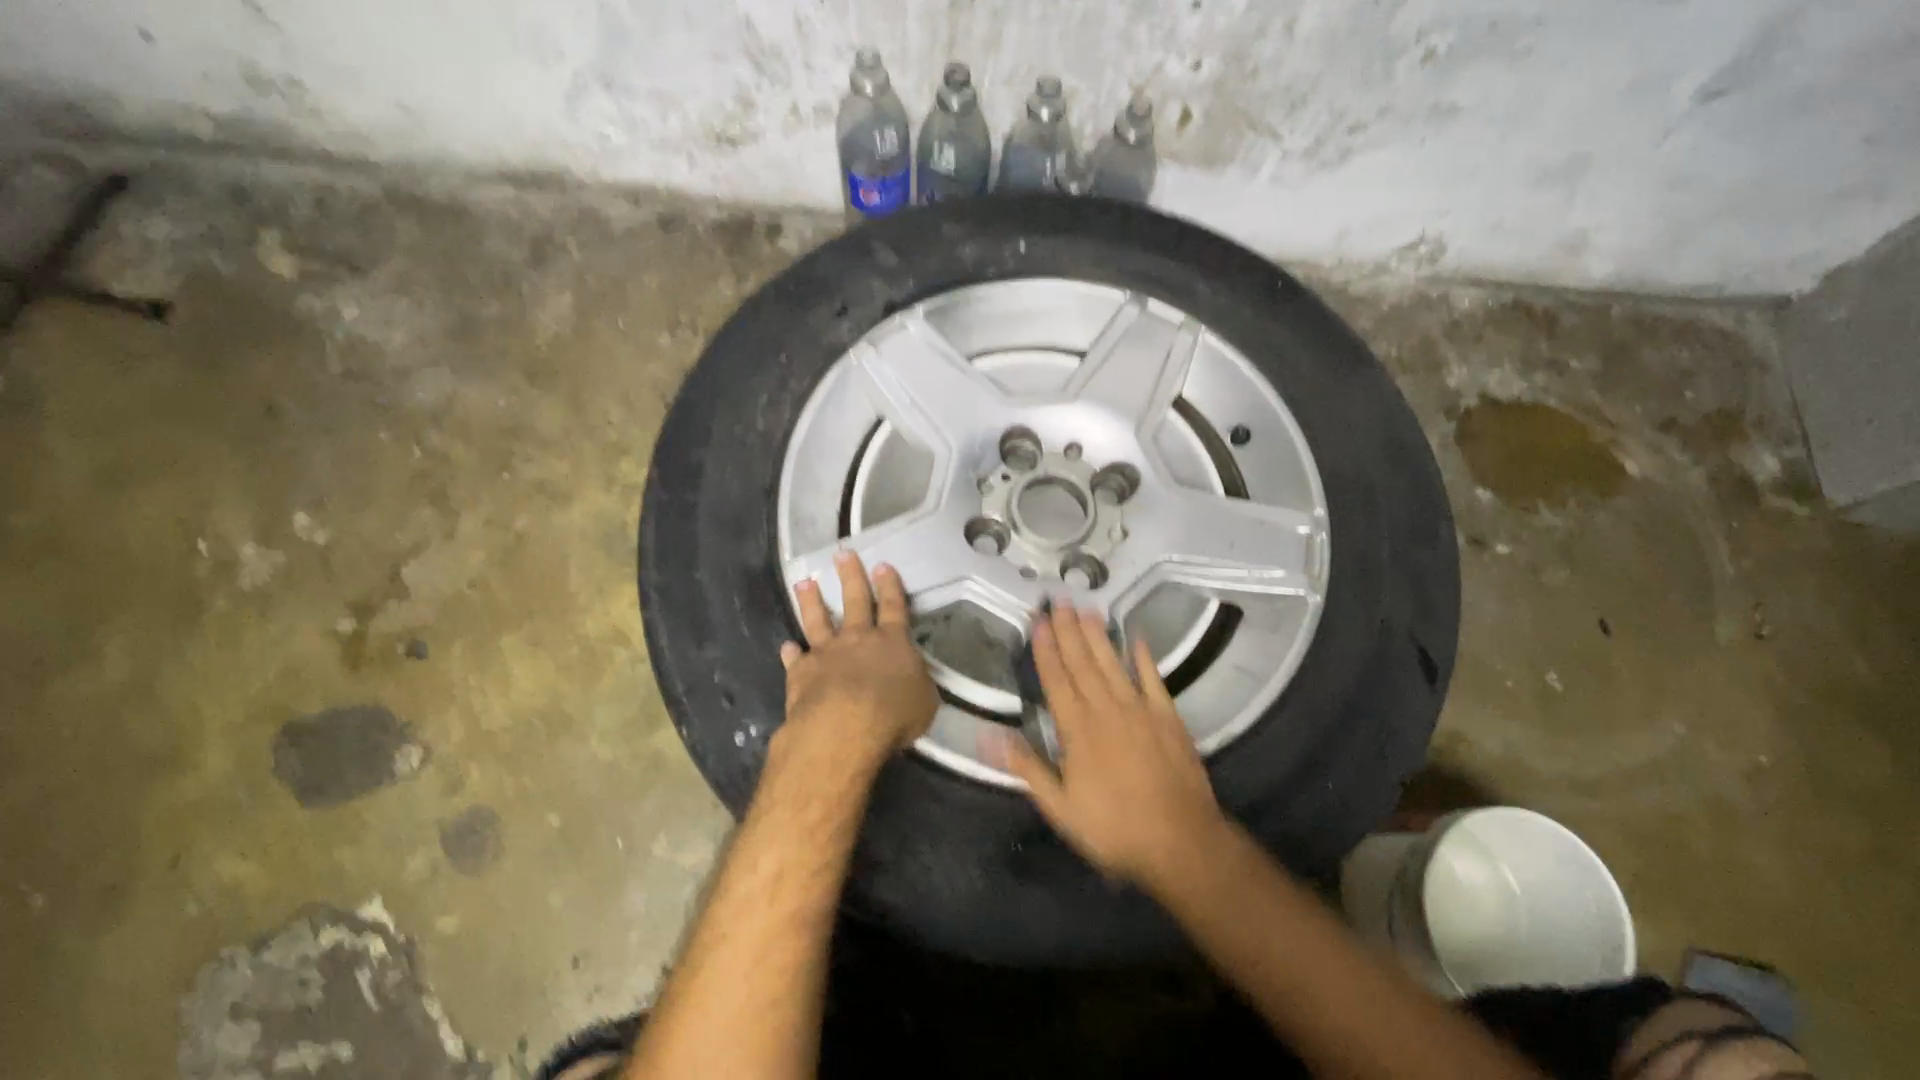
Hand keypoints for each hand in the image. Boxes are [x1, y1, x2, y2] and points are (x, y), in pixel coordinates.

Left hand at [777, 551, 938, 762]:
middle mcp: (858, 639)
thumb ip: (917, 683)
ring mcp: (826, 653)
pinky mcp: (801, 673)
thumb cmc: (893, 715)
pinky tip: (786, 647)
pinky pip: (795, 658)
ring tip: (804, 584)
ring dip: (811, 601)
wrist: (844, 726)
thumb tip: (913, 675)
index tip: (882, 565)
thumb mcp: (924, 701)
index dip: (890, 586)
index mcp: (892, 642)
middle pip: (855, 601)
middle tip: (842, 554)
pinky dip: (791, 652)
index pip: (893, 607)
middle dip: (850, 576)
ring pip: (818, 620)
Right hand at [1002, 600, 1229, 885]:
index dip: (1045, 649)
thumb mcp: (1060, 807)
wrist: (1180, 841)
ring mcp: (1140, 710)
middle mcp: (1106, 710)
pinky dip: (1143, 656)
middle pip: (1083, 663)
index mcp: (1077, 730)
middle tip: (1059, 599)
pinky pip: (1152, 678)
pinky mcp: (1168, 718)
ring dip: (1098, 635)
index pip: (1056, 680)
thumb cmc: (1114, 829)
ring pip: (1113, 663)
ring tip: (1086, 607)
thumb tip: (986, 736)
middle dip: (1068, 630)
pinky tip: (1135, 637)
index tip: (1037, 621)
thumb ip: (1026, 767)